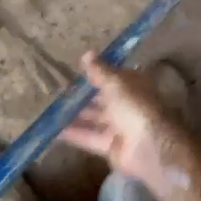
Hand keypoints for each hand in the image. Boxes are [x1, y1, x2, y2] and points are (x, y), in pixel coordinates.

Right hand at [60, 53, 191, 187]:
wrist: (148, 146)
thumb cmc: (134, 106)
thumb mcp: (115, 82)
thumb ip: (99, 70)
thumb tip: (87, 53)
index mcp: (133, 86)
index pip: (112, 77)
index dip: (96, 74)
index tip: (75, 73)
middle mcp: (127, 104)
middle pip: (102, 99)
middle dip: (82, 97)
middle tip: (58, 93)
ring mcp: (119, 127)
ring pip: (94, 118)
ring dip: (75, 115)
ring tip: (52, 110)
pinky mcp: (110, 146)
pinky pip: (89, 137)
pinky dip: (74, 134)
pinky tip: (54, 130)